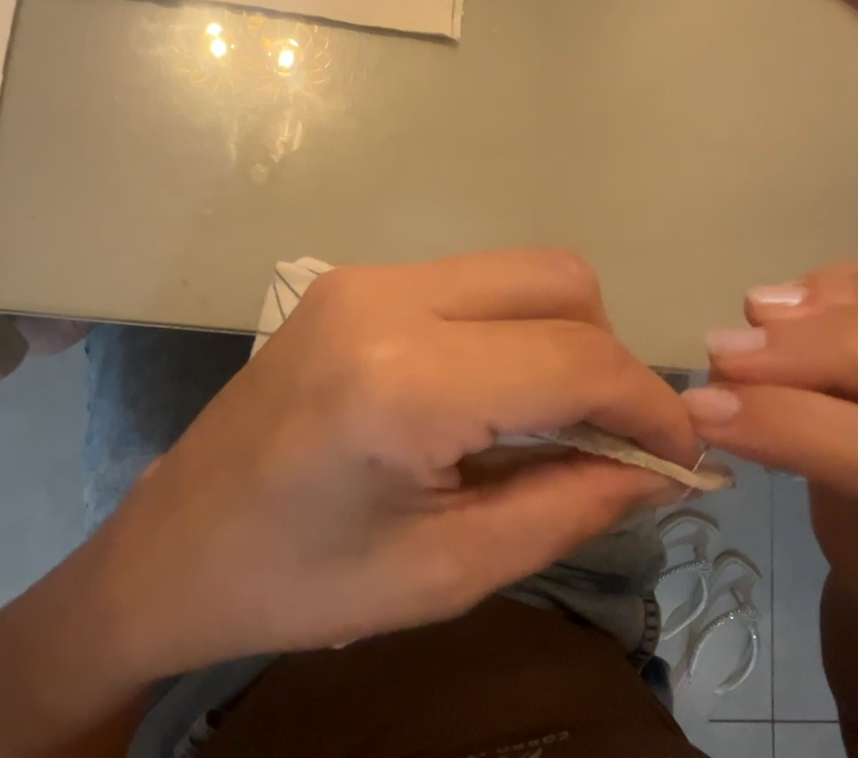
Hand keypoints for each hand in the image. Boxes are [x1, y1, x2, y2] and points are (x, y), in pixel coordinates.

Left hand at [86, 249, 702, 676]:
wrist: (175, 547)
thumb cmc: (301, 584)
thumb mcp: (450, 569)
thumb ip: (571, 505)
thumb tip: (661, 467)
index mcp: (405, 381)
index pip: (578, 359)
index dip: (650, 406)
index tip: (682, 457)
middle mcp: (386, 300)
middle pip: (559, 282)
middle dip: (607, 359)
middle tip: (606, 441)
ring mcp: (361, 279)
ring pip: (517, 273)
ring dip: (560, 338)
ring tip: (549, 423)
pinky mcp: (348, 284)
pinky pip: (467, 284)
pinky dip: (508, 330)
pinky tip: (490, 397)